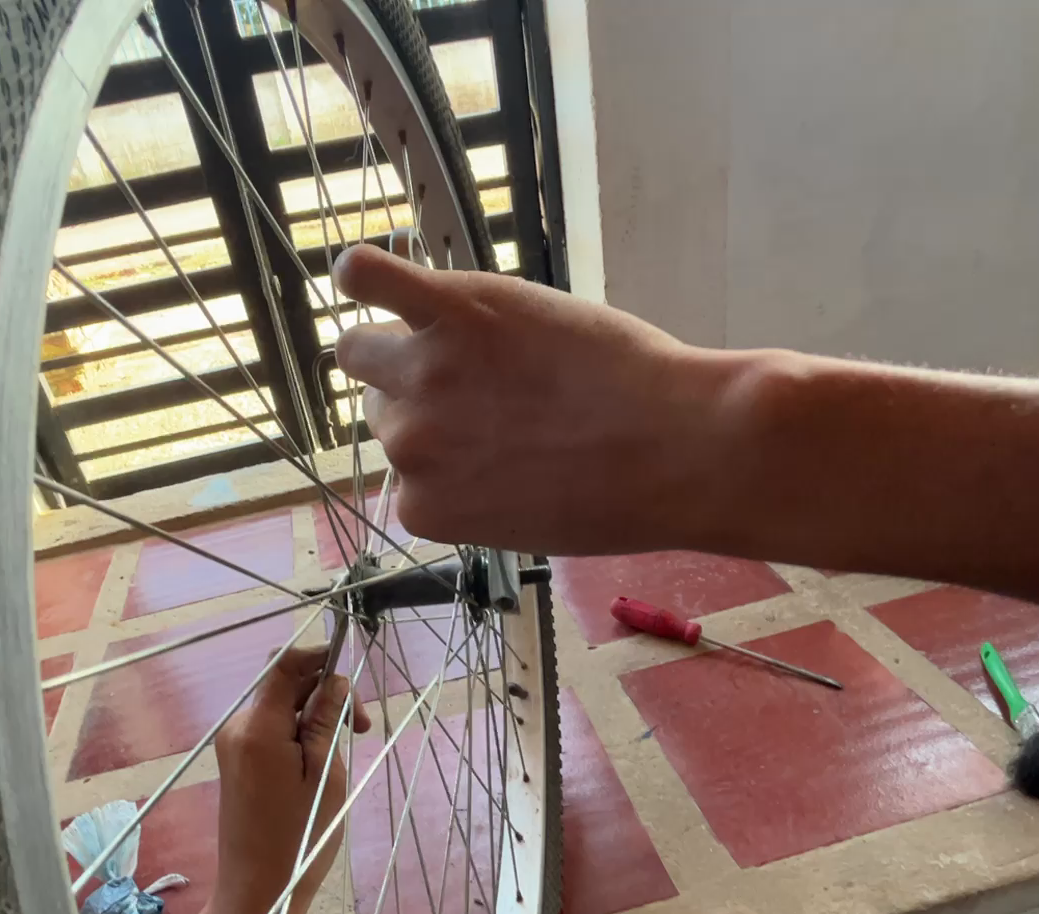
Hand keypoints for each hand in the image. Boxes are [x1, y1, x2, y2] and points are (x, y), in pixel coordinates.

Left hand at [211, 646, 365, 913]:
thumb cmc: (298, 838)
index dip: (317, 656)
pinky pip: (272, 727)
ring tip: (345, 744)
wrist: (257, 893)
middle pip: (285, 684)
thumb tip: (335, 680)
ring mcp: (235, 744)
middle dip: (325, 692)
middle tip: (360, 727)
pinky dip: (299, 731)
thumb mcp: (324, 774)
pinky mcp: (238, 760)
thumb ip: (325, 720)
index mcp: (258, 727)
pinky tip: (321, 757)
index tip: (350, 671)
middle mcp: (239, 727)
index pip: (283, 665)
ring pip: (281, 706)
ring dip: (315, 714)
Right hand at [331, 243, 772, 553]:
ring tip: (443, 335)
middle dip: (421, 397)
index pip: (399, 465)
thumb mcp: (520, 518)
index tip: (479, 437)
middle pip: (382, 407)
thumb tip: (445, 455)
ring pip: (359, 351)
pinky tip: (364, 270)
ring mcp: (422, 375)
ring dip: (392, 345)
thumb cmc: (615, 494)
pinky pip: (369, 279)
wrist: (679, 447)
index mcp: (422, 506)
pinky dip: (362, 273)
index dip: (440, 445)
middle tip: (481, 386)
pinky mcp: (450, 311)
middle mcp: (405, 446)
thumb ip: (465, 488)